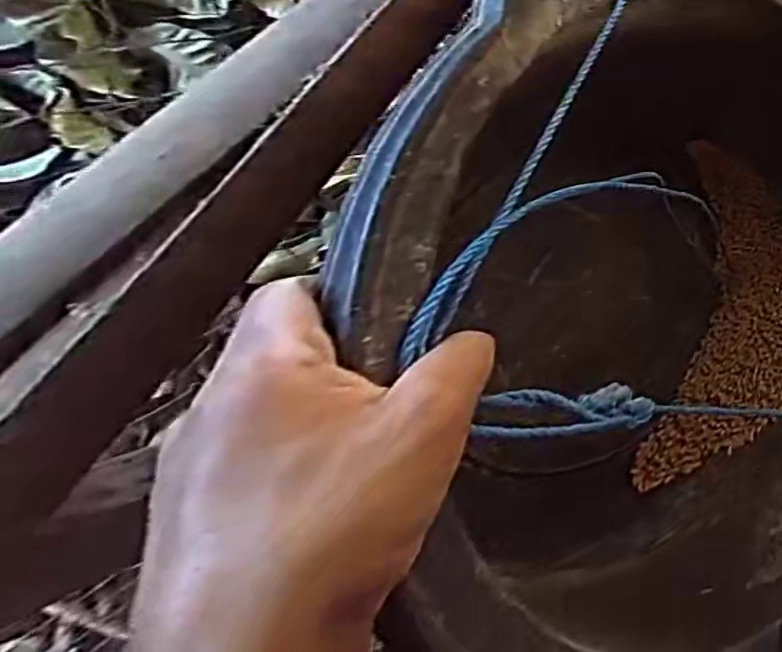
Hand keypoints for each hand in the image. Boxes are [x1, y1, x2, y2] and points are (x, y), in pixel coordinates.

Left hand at [132, 279, 493, 651]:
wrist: (254, 650)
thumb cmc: (335, 523)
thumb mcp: (429, 421)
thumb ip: (460, 359)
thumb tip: (469, 340)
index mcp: (256, 372)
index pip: (290, 287)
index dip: (351, 287)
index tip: (400, 317)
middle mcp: (206, 412)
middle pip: (295, 350)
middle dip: (359, 361)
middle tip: (409, 392)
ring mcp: (190, 472)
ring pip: (284, 408)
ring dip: (336, 416)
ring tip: (385, 449)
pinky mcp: (196, 520)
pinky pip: (265, 459)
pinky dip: (310, 462)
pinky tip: (347, 497)